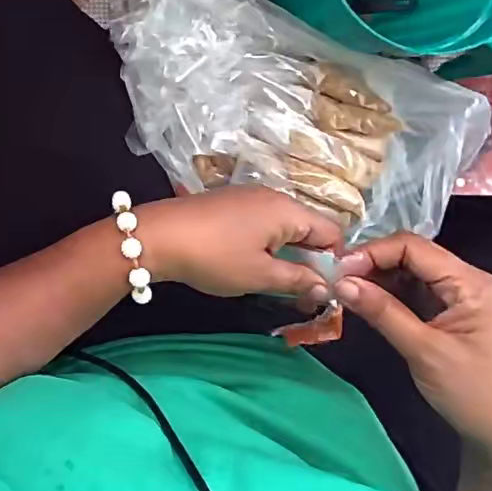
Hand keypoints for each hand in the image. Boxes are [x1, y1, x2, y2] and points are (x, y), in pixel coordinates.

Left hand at [136, 186, 341, 298]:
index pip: (332, 233)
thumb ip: (298, 279)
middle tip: (301, 294)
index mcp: (287, 210)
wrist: (158, 236)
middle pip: (308, 227)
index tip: (324, 290)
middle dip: (309, 260)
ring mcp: (247, 197)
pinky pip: (260, 223)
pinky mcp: (227, 203)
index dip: (334, 263)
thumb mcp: (260, 275)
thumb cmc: (214, 257)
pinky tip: (248, 263)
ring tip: (274, 282)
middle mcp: (272, 196)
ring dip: (285, 254)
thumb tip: (327, 286)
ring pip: (282, 226)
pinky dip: (263, 243)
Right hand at [334, 233, 491, 476]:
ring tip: (349, 294)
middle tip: (337, 282)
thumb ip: (382, 311)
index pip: (414, 247)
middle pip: (415, 258)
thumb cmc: (480, 397)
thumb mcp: (425, 352)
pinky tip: (373, 306)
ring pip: (417, 277)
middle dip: (374, 265)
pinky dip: (396, 298)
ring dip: (382, 281)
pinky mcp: (463, 322)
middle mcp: (475, 285)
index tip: (338, 270)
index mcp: (474, 284)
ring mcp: (470, 303)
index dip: (372, 252)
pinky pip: (424, 297)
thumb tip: (340, 282)